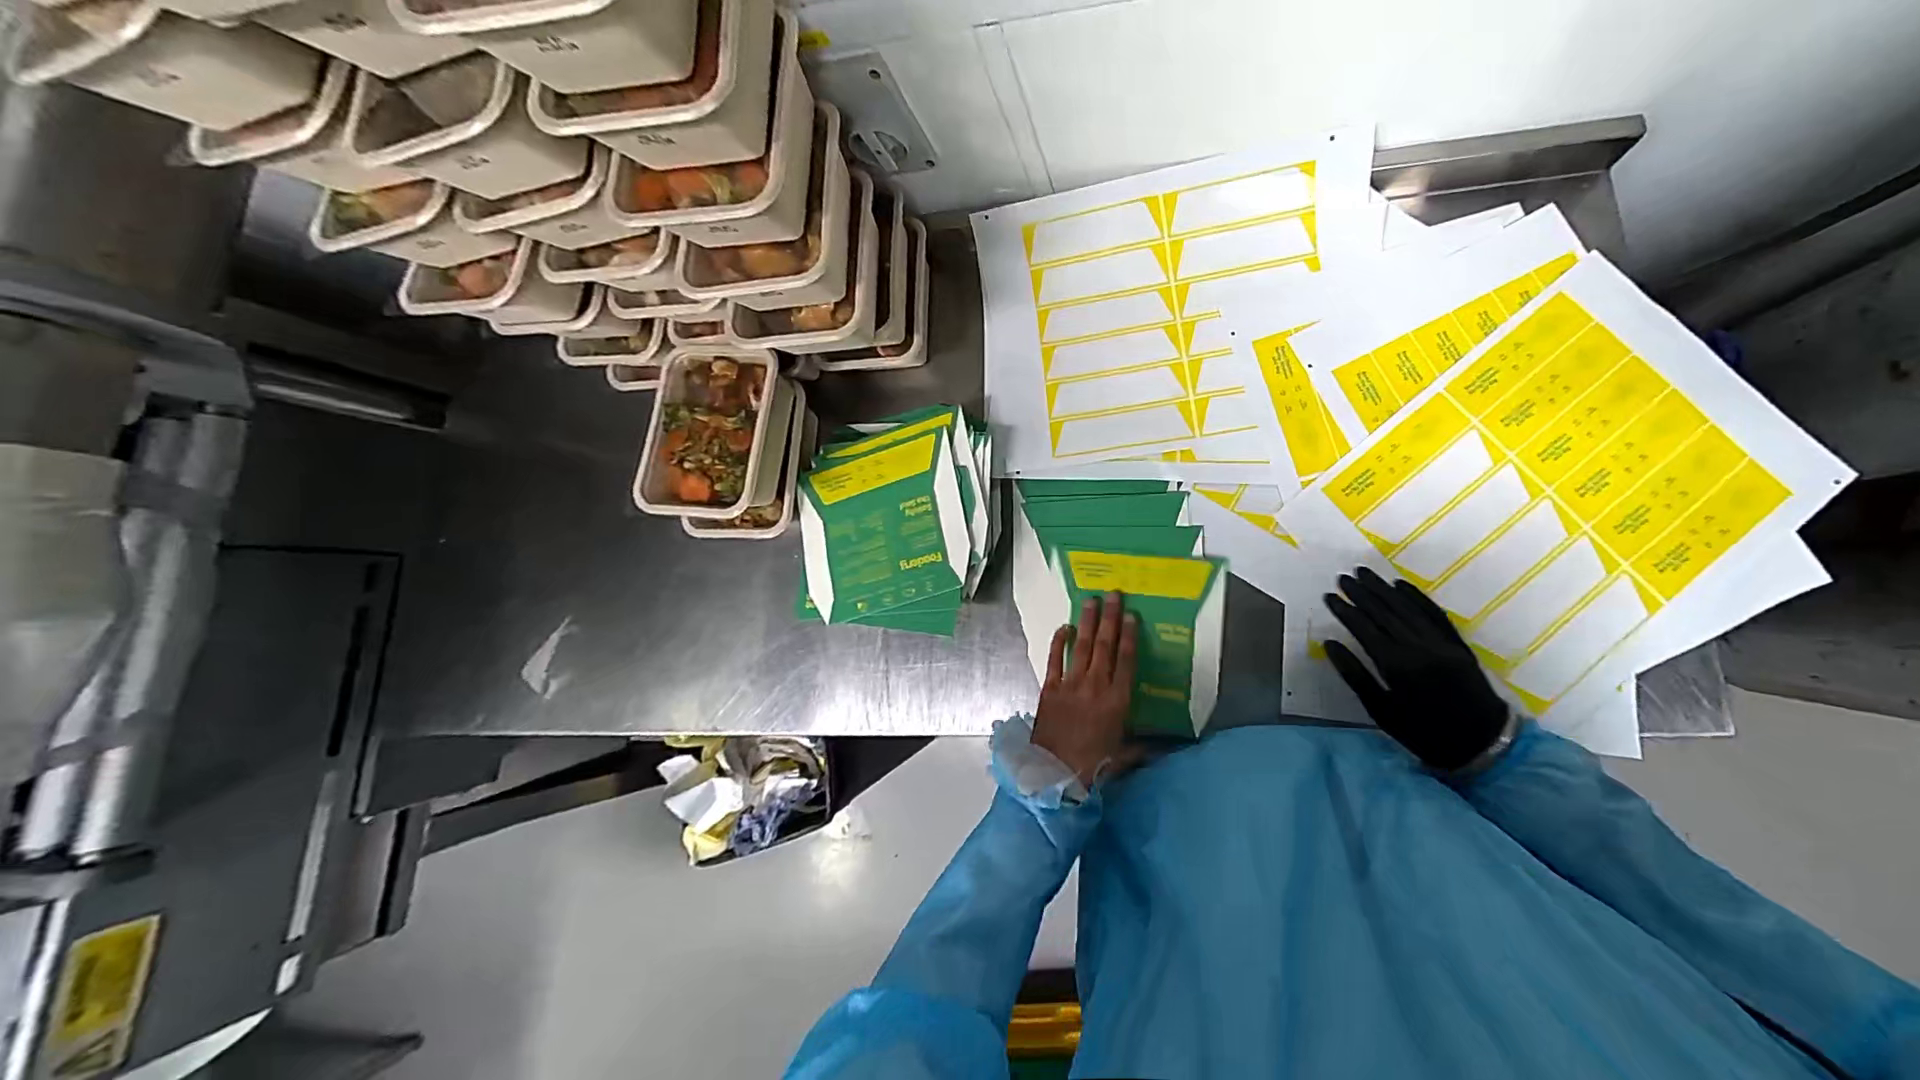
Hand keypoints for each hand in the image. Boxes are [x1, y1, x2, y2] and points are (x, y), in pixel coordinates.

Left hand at [1033, 591, 1138, 785]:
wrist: (1055, 772)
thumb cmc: (1092, 765)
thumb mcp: (1123, 756)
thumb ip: (1142, 746)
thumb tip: (1163, 746)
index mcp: (1117, 701)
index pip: (1126, 661)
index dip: (1130, 636)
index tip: (1133, 617)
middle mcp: (1095, 686)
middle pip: (1105, 646)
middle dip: (1111, 618)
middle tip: (1114, 595)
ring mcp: (1071, 685)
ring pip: (1083, 646)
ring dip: (1088, 622)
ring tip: (1092, 601)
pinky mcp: (1050, 688)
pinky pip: (1055, 659)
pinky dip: (1059, 642)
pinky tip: (1065, 627)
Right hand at [1323, 567, 1509, 770]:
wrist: (1482, 744)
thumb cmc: (1423, 733)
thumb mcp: (1381, 711)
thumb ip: (1354, 675)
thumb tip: (1329, 644)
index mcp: (1397, 666)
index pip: (1364, 628)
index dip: (1345, 610)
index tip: (1329, 596)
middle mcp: (1419, 648)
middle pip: (1385, 613)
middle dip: (1362, 593)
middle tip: (1343, 577)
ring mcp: (1441, 643)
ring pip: (1408, 608)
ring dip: (1385, 589)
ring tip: (1365, 573)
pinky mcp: (1458, 644)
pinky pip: (1435, 615)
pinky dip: (1417, 598)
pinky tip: (1401, 585)